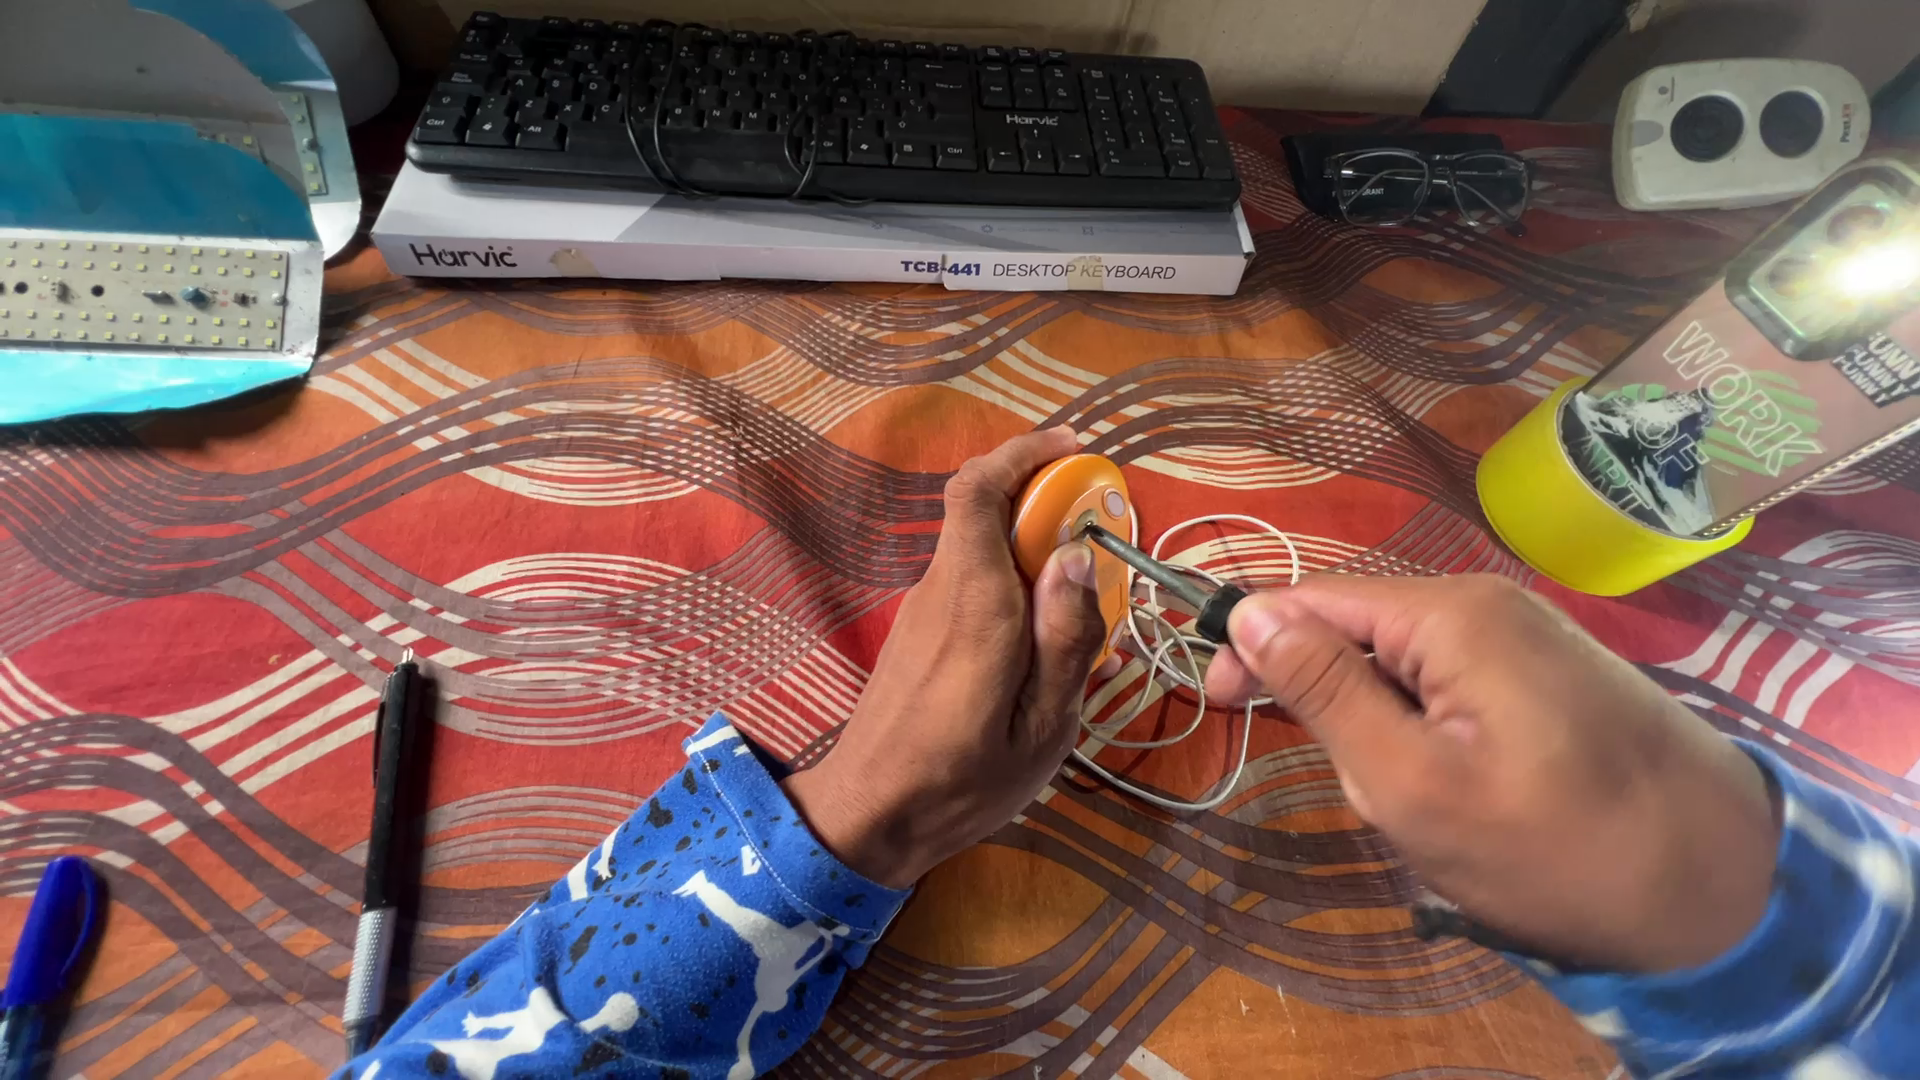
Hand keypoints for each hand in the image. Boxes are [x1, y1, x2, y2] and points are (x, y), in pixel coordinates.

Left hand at [783, 428, 1107, 888]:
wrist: (867, 814)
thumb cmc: (963, 782)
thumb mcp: (1043, 727)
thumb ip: (1065, 638)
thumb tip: (1076, 555)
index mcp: (976, 604)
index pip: (977, 491)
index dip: (1023, 454)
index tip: (1074, 451)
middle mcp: (942, 589)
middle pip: (981, 507)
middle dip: (1041, 498)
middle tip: (1097, 534)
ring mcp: (923, 606)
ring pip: (979, 545)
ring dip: (1030, 544)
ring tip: (1081, 601)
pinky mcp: (918, 628)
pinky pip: (970, 579)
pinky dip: (1011, 578)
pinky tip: (1040, 637)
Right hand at [1204, 574, 1780, 973]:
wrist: (1733, 898)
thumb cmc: (1551, 849)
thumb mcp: (1408, 781)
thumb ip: (1322, 689)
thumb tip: (1249, 613)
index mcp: (1448, 616)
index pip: (1311, 600)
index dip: (1252, 641)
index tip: (1214, 698)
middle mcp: (1481, 603)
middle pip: (1352, 627)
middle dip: (1323, 695)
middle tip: (1334, 771)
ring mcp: (1516, 633)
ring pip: (1392, 659)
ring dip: (1370, 719)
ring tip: (1402, 793)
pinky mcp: (1536, 668)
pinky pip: (1437, 677)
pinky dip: (1411, 723)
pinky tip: (1437, 776)